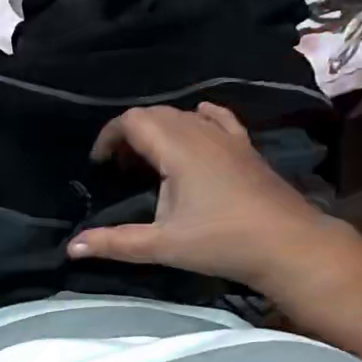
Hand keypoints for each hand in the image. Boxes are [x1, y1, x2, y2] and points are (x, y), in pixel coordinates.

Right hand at [66, 104, 342, 291]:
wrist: (289, 245)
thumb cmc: (222, 242)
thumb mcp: (162, 245)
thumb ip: (114, 243)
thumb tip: (71, 248)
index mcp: (178, 149)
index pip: (132, 120)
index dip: (108, 136)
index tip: (98, 164)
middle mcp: (201, 133)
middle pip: (155, 114)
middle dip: (128, 133)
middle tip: (117, 167)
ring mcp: (227, 137)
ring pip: (183, 115)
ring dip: (158, 129)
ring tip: (147, 159)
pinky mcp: (245, 147)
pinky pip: (216, 118)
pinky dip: (195, 120)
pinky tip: (194, 130)